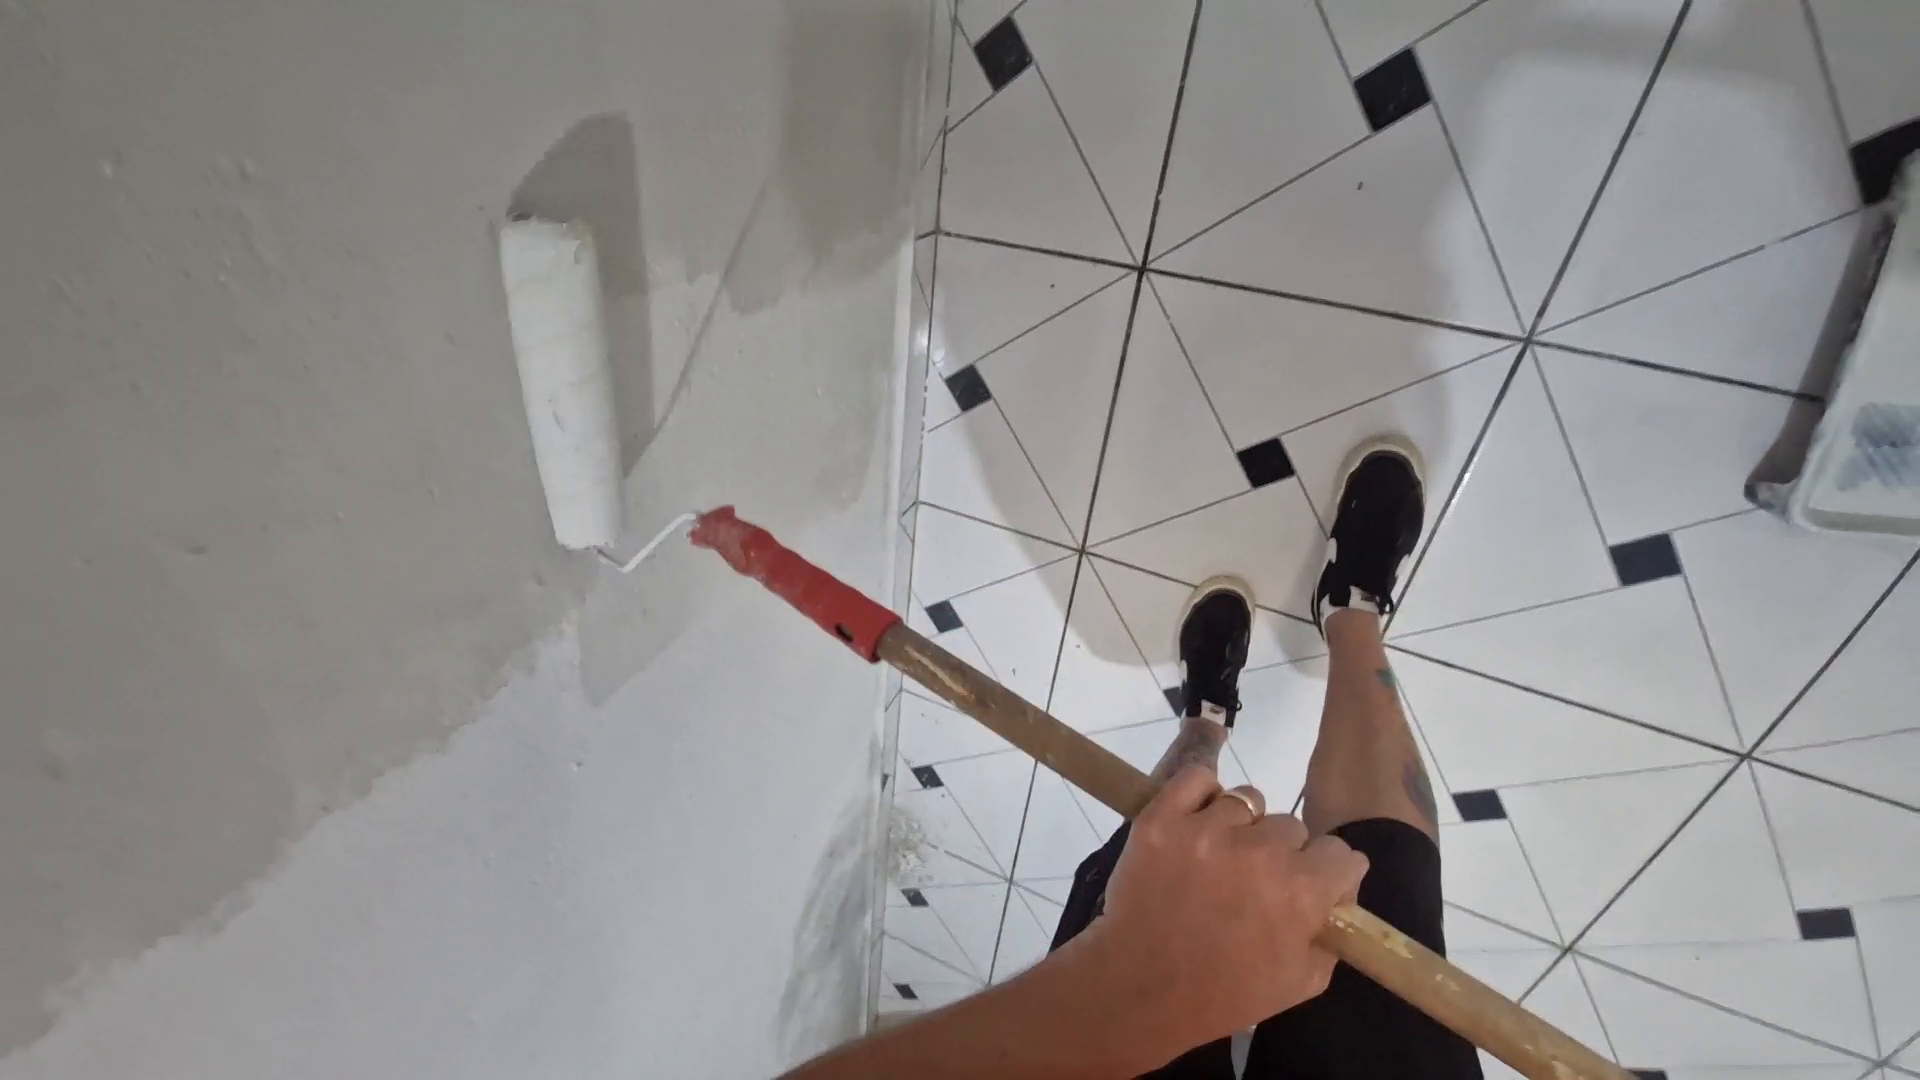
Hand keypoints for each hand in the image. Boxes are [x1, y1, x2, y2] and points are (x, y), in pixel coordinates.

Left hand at [1086, 766, 1368, 1055]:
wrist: (1143, 981)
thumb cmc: (1225, 989)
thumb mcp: (1303, 980)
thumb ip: (1330, 932)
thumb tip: (1338, 892)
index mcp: (1300, 890)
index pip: (1339, 851)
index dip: (1327, 870)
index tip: (1312, 881)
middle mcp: (1258, 850)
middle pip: (1290, 825)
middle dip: (1281, 851)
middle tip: (1255, 877)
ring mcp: (1206, 828)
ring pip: (1244, 800)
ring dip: (1239, 825)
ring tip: (1219, 854)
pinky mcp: (1162, 816)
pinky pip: (1196, 778)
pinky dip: (1201, 792)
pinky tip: (1197, 819)